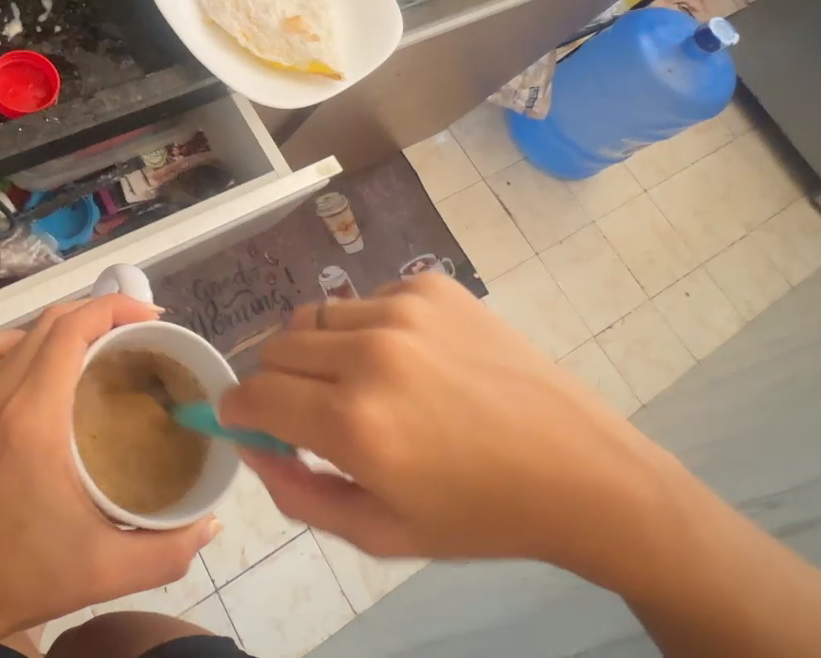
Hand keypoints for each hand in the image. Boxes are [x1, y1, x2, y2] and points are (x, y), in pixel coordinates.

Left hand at [0, 294, 221, 640]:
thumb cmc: (31, 575)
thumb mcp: (109, 570)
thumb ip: (170, 549)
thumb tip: (211, 521)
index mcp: (34, 418)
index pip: (71, 329)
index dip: (114, 308)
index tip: (155, 318)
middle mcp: (2, 395)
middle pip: (52, 322)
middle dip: (101, 311)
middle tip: (143, 331)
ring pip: (22, 331)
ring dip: (65, 323)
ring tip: (102, 340)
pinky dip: (24, 340)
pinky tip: (47, 360)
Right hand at [218, 275, 675, 577]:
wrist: (581, 470)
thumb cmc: (478, 515)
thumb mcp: (379, 532)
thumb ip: (296, 493)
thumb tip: (248, 444)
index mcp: (355, 424)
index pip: (253, 394)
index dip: (239, 409)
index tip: (249, 420)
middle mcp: (369, 355)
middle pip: (275, 348)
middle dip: (279, 383)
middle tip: (314, 413)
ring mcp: (402, 312)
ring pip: (314, 318)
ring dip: (320, 352)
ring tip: (366, 385)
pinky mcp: (429, 287)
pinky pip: (363, 301)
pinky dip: (366, 330)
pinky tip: (412, 362)